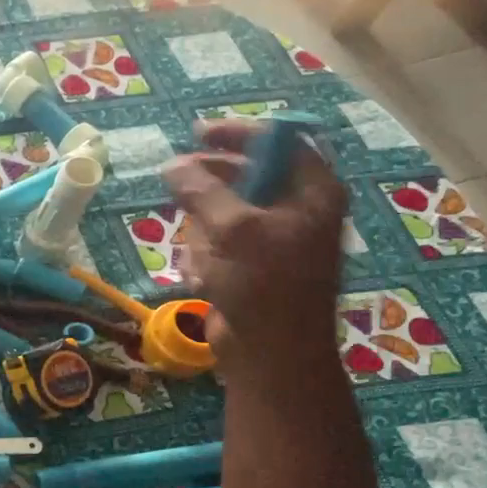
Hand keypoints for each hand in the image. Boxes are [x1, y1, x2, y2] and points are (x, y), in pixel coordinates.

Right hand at [163, 120, 348, 369]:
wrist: (270, 353)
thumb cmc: (264, 286)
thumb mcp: (233, 230)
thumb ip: (203, 192)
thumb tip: (173, 166)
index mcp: (313, 192)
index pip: (278, 143)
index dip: (238, 134)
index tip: (196, 134)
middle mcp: (296, 210)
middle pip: (246, 179)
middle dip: (209, 191)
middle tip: (174, 186)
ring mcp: (271, 241)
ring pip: (223, 215)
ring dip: (202, 232)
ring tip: (202, 258)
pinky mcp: (248, 268)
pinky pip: (216, 247)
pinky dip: (203, 257)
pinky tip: (202, 278)